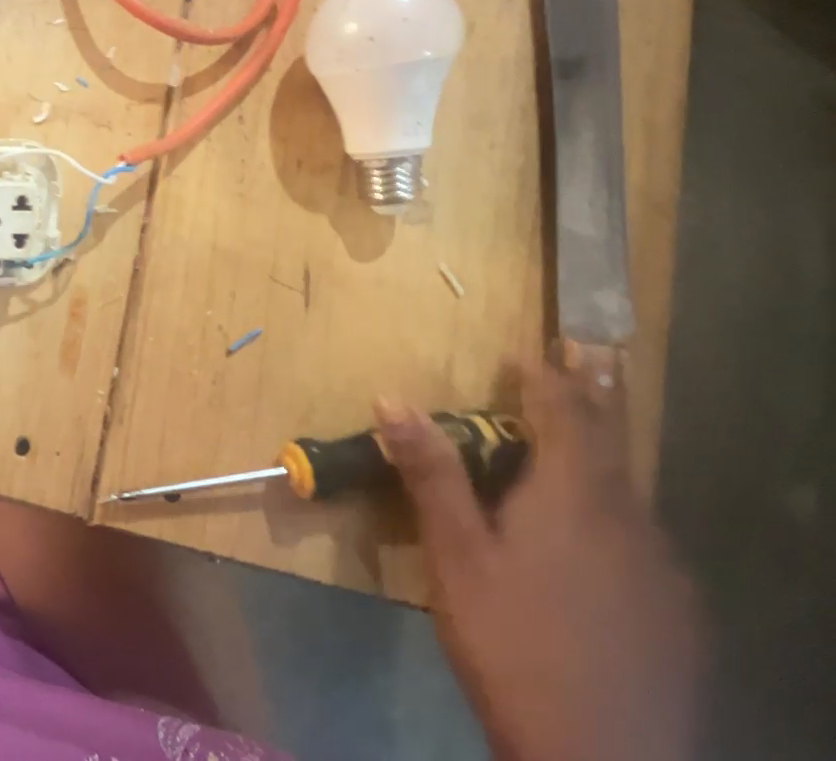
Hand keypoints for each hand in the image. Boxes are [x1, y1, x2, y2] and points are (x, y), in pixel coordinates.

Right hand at [377, 356, 703, 760]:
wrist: (603, 751)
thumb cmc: (510, 638)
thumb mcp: (455, 555)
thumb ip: (432, 475)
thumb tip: (394, 398)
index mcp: (574, 498)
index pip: (565, 415)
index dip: (549, 377)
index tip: (534, 347)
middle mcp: (629, 517)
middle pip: (614, 439)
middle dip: (598, 391)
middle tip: (594, 349)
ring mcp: (661, 563)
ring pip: (629, 487)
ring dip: (603, 448)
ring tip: (581, 431)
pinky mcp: (673, 605)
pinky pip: (640, 531)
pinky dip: (614, 503)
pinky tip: (596, 529)